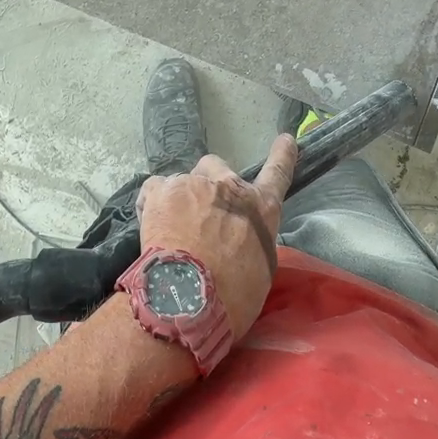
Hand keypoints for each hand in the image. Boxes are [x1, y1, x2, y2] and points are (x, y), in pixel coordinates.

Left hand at [136, 135, 297, 335]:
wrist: (190, 299)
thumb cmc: (233, 295)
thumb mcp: (260, 270)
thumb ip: (252, 242)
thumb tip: (241, 240)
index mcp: (260, 208)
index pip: (277, 174)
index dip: (282, 156)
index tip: (285, 140)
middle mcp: (229, 187)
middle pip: (217, 168)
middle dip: (210, 184)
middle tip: (202, 214)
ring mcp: (194, 184)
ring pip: (185, 179)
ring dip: (181, 198)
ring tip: (173, 230)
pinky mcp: (162, 190)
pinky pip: (156, 187)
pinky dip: (153, 203)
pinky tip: (152, 225)